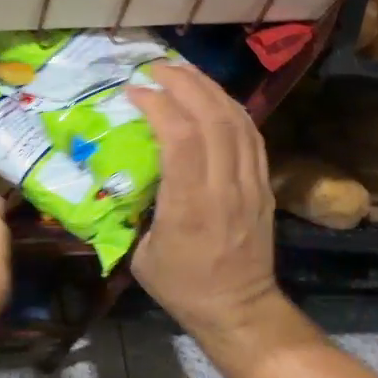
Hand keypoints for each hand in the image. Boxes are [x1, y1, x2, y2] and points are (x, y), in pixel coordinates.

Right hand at [126, 63, 281, 336]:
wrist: (240, 310)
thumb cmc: (181, 286)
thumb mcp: (140, 254)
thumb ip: (132, 210)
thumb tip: (113, 174)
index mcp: (190, 207)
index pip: (182, 138)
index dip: (159, 105)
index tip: (133, 91)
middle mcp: (225, 188)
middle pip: (213, 118)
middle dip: (184, 84)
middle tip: (156, 68)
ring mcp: (250, 185)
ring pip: (237, 120)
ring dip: (209, 89)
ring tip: (182, 71)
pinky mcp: (263, 185)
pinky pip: (251, 134)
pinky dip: (230, 108)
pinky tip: (212, 97)